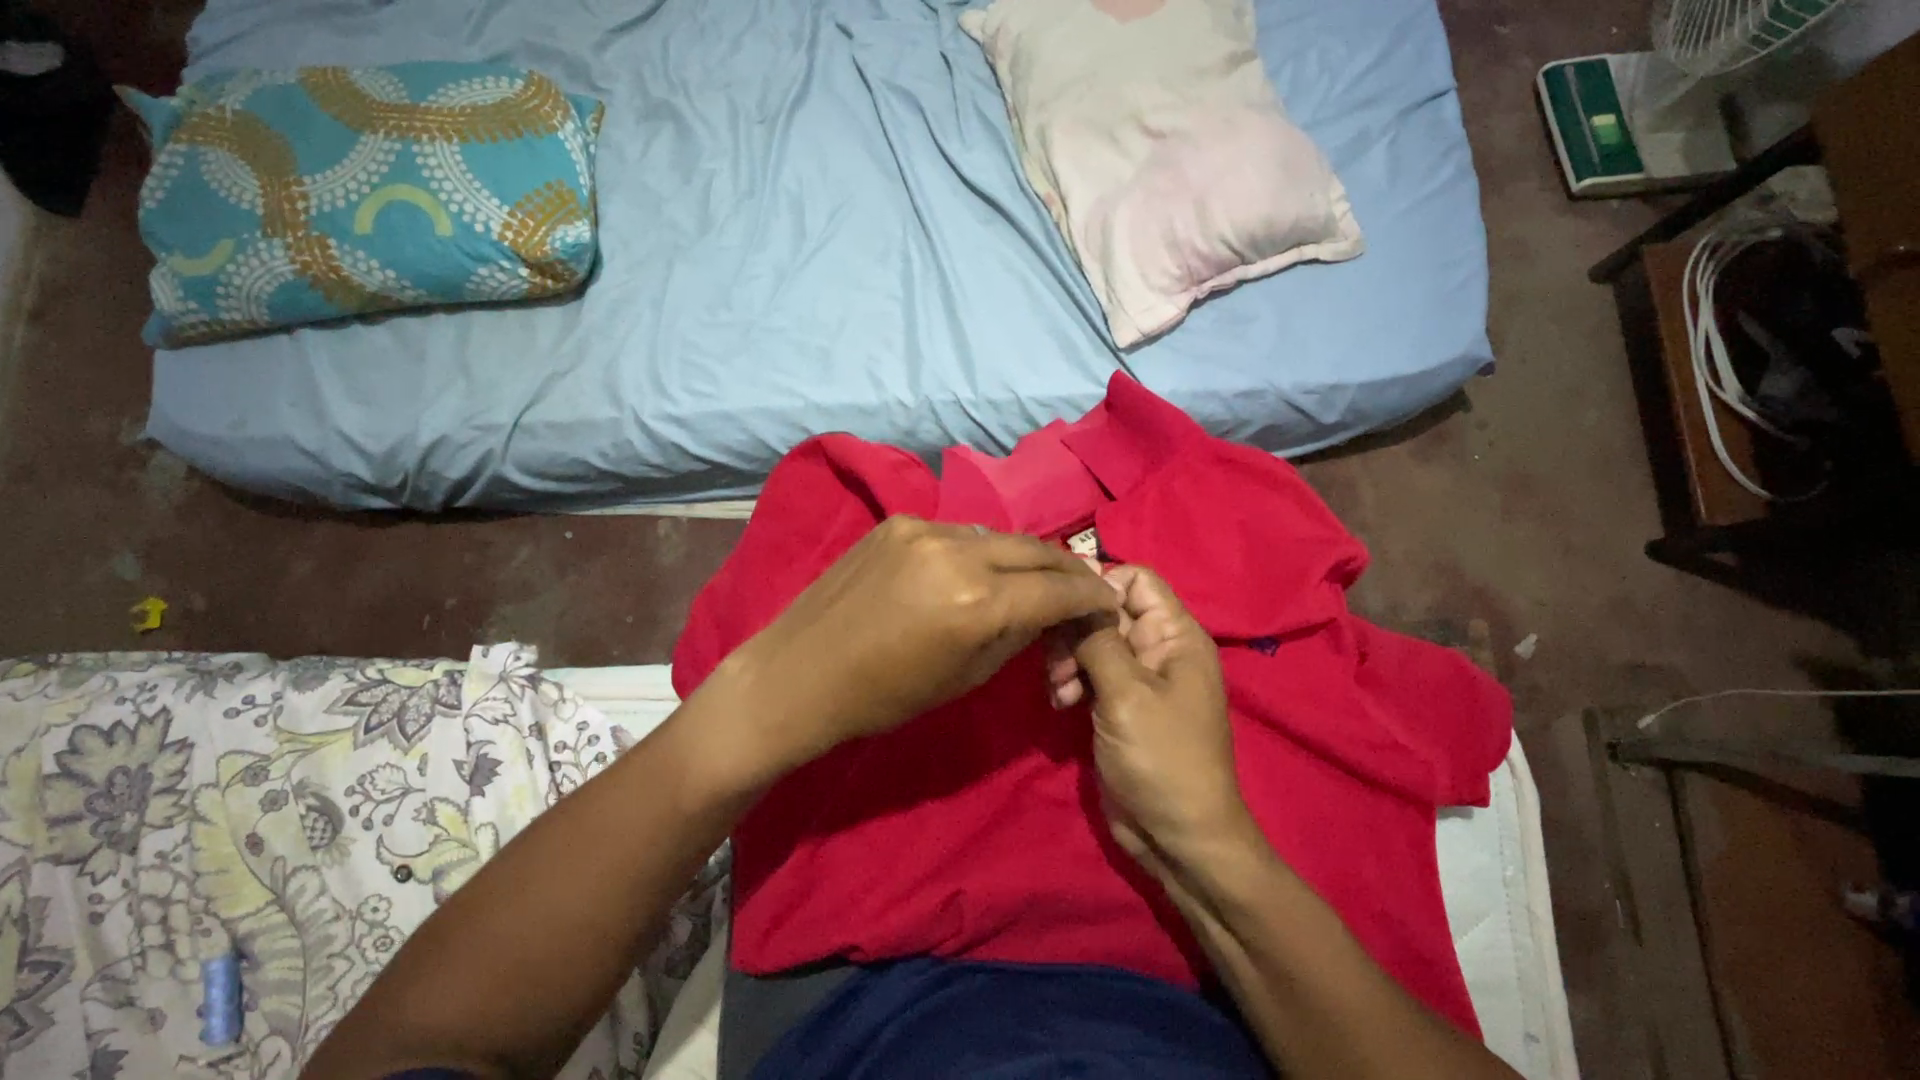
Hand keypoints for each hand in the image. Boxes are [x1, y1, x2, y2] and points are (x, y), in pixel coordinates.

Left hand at [720, 515, 1120, 774]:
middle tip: (1083, 587)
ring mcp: (924, 529)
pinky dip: (979, 550)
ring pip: (998, 536)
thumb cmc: (885, 697)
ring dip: (1023, 557)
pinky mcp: (897, 522)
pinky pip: (958, 532)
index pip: (1059, 588)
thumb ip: (1016, 633)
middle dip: (1067, 569)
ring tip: (1034, 578)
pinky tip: (976, 570)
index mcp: (978, 602)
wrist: (799, 674)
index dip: (1092, 596)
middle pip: (1036, 549)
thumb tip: (1047, 608)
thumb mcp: (967, 677)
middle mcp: (958, 552)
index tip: (1108, 602)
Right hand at [1069, 566, 1254, 872]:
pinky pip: (1089, 674)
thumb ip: (1099, 637)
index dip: (1097, 584)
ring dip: (1067, 659)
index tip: (1060, 608)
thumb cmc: (1162, 758)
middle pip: (1107, 610)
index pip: (1135, 579)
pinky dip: (1070, 682)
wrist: (1177, 835)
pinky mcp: (1118, 706)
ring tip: (1058, 692)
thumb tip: (1078, 591)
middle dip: (1075, 630)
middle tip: (1056, 665)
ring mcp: (1137, 679)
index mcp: (1176, 635)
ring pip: (1091, 642)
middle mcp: (1158, 649)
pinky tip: (1060, 704)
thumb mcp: (1127, 693)